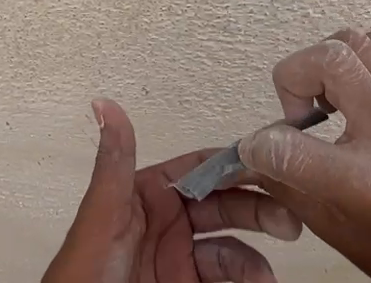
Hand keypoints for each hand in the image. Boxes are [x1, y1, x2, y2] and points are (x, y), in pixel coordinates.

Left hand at [43, 99, 302, 282]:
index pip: (202, 170)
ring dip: (254, 259)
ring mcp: (177, 260)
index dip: (237, 165)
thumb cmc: (82, 275)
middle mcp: (168, 223)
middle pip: (226, 208)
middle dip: (258, 211)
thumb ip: (114, 165)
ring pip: (230, 251)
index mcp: (149, 194)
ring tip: (266, 276)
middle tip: (287, 222)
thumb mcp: (101, 217)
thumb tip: (105, 105)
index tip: (272, 164)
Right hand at [236, 30, 370, 282]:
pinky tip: (347, 90)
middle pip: (332, 61)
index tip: (256, 149)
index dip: (259, 146)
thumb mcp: (324, 224)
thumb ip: (278, 178)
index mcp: (365, 183)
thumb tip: (249, 145)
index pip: (292, 147)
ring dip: (324, 62)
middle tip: (299, 114)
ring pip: (355, 42)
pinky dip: (352, 58)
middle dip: (295, 78)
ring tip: (323, 97)